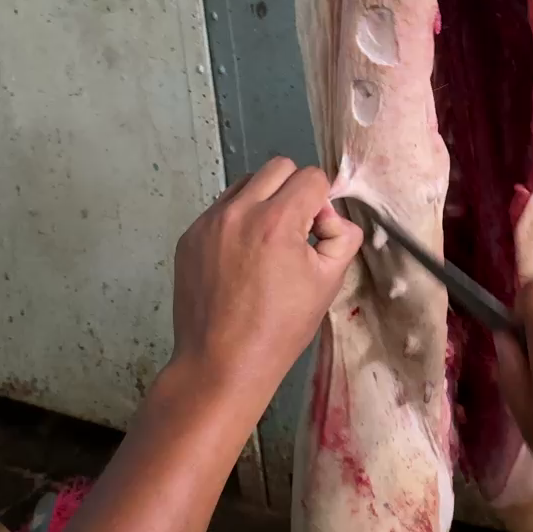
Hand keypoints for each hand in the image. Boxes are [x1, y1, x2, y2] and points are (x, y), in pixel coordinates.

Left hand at [172, 157, 361, 395]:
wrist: (221, 364)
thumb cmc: (280, 327)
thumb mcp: (329, 282)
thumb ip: (342, 235)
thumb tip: (329, 215)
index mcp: (278, 222)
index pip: (312, 177)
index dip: (323, 202)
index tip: (316, 233)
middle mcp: (240, 212)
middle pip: (279, 167)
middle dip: (295, 190)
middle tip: (295, 230)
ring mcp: (209, 222)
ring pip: (248, 182)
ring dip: (265, 199)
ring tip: (266, 243)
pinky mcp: (189, 235)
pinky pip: (223, 207)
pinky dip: (239, 219)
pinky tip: (241, 257)